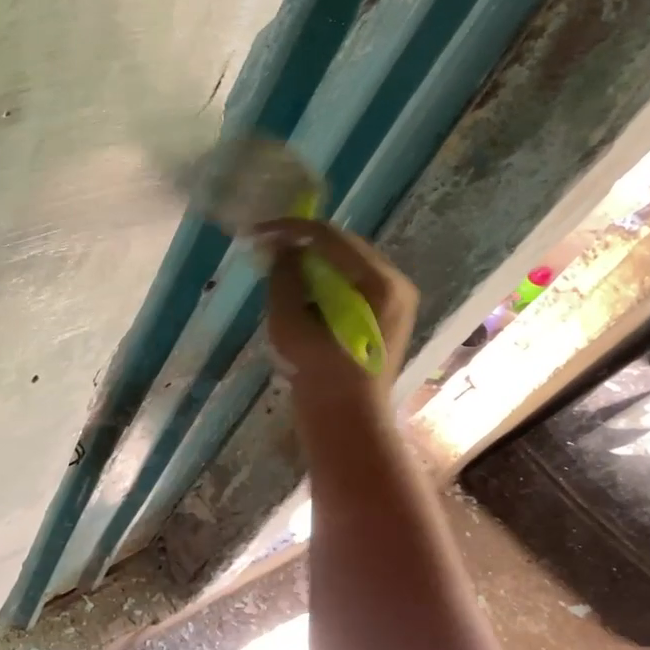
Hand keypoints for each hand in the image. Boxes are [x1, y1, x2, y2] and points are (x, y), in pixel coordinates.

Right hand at [255, 219, 416, 409]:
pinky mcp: (384, 316)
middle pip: (342, 246)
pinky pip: (350, 282)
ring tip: (275, 266)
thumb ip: (285, 279)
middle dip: (300, 242)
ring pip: (345, 263)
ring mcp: (393, 301)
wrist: (346, 420)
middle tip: (262, 248)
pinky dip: (322, 278)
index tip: (254, 233)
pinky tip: (297, 289)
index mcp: (378, 282)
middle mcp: (394, 284)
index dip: (288, 229)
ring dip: (310, 260)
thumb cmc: (318, 374)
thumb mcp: (290, 323)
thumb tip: (281, 249)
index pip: (329, 237)